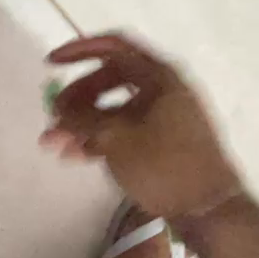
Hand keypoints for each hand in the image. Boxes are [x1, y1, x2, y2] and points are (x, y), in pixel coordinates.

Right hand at [41, 33, 243, 223]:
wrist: (208, 209)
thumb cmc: (165, 166)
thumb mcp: (117, 139)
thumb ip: (83, 119)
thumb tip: (61, 109)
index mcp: (160, 77)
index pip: (114, 48)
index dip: (78, 51)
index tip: (49, 64)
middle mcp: (162, 90)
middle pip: (108, 80)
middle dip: (75, 98)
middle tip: (53, 116)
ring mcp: (162, 116)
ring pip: (111, 109)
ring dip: (81, 123)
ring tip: (54, 144)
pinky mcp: (159, 140)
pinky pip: (121, 129)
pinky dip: (97, 138)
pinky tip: (74, 156)